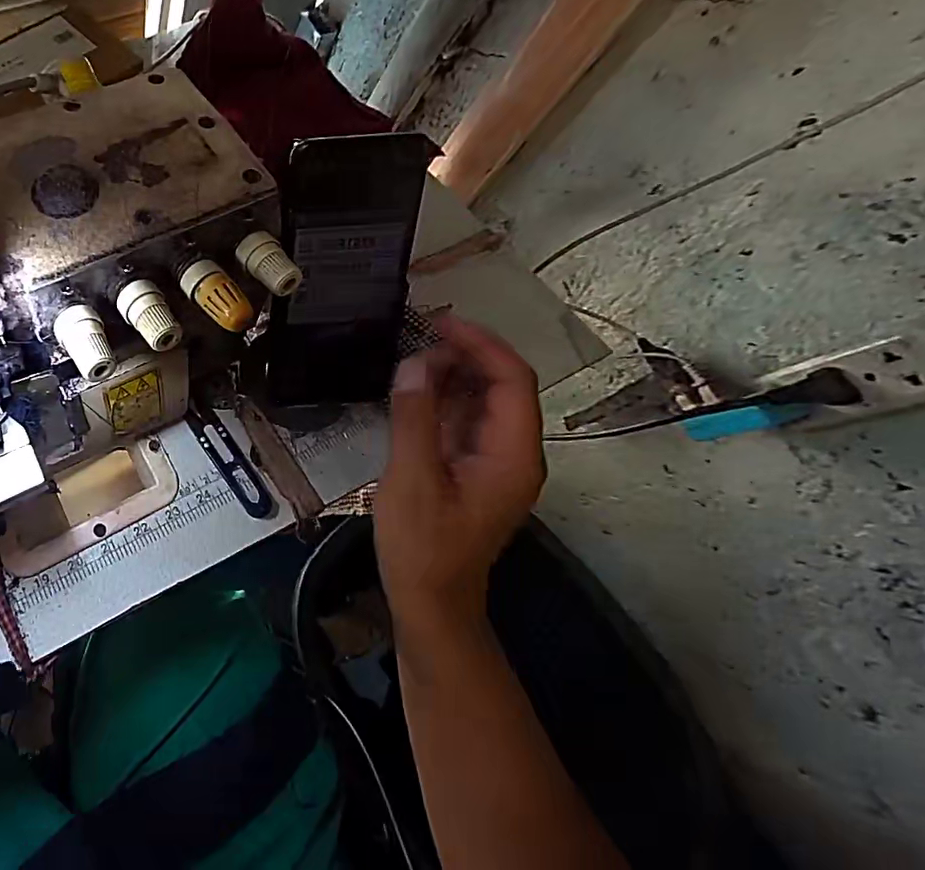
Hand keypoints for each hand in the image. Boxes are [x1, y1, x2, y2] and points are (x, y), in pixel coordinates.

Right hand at [373, 314, 544, 626]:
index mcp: (512, 456)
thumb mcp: (412, 479)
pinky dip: (441, 400)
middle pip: (501, 387)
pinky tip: (414, 390)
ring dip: (451, 375)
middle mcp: (512, 454)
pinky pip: (464, 422)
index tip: (441, 323)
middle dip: (464, 356)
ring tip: (411, 357)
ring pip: (481, 402)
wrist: (430, 601)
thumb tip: (415, 364)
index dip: (481, 345)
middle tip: (417, 338)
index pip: (512, 382)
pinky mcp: (471, 469)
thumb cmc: (423, 547)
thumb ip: (415, 418)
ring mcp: (492, 462)